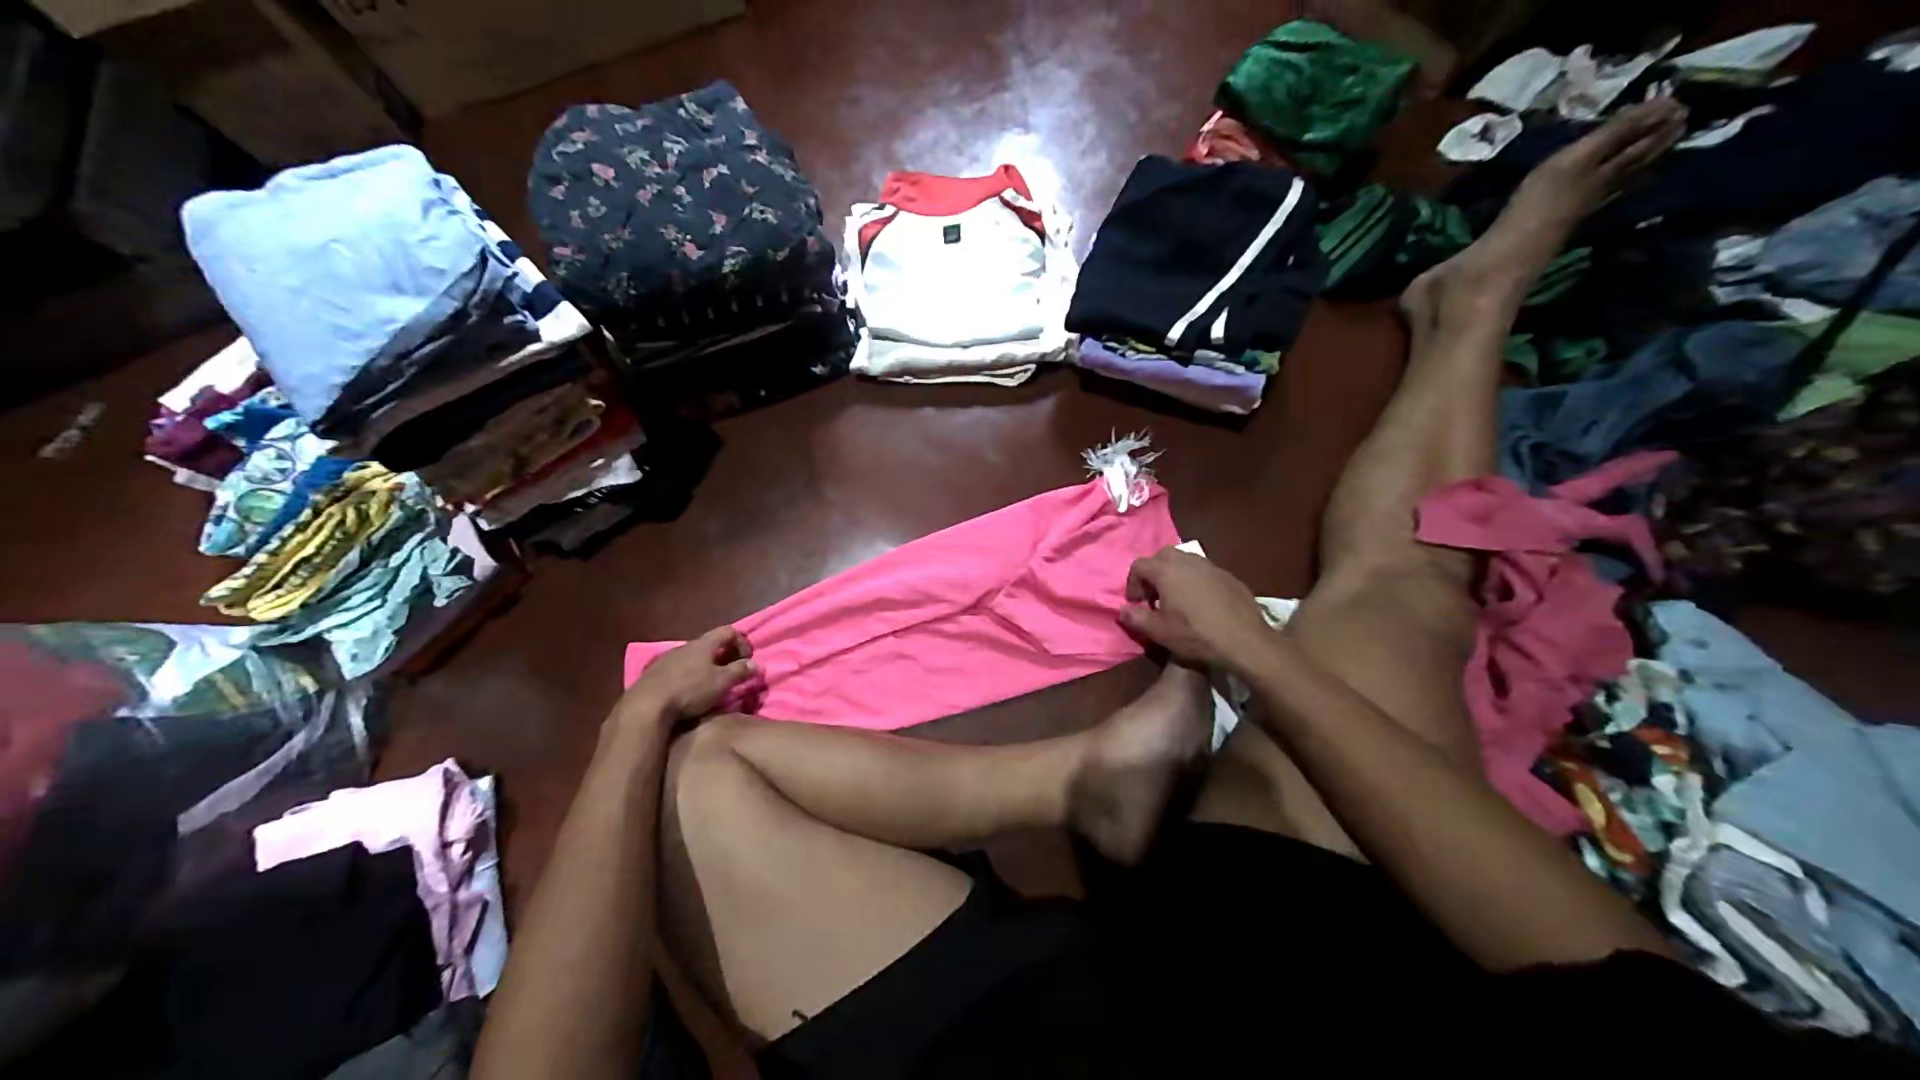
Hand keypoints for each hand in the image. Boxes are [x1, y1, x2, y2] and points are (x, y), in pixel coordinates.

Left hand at [615, 626, 759, 732]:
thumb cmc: (690, 690)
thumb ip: (739, 671)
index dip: (742, 642)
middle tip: (731, 673)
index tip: (747, 661)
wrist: (645, 706)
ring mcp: (666, 659)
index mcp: (703, 644)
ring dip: (705, 667)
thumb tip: (755, 664)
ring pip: (692, 657)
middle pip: (709, 644)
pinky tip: (688, 692)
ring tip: (710, 684)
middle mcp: (684, 646)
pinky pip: (677, 669)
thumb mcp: (721, 682)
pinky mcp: (653, 674)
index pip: (728, 631)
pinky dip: (688, 676)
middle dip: (724, 656)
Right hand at [1120, 547, 1274, 669]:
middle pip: (1162, 556)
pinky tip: (1201, 603)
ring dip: (1175, 575)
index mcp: (1167, 571)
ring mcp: (1211, 566)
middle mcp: (1188, 561)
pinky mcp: (1229, 576)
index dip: (1132, 583)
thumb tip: (1122, 610)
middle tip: (1154, 596)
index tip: (1137, 603)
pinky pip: (1204, 571)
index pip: (1139, 565)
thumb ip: (1135, 618)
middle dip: (1154, 573)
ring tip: (1177, 599)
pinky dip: (1196, 581)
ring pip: (1185, 561)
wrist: (1245, 640)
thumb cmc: (1196, 635)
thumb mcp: (1159, 632)